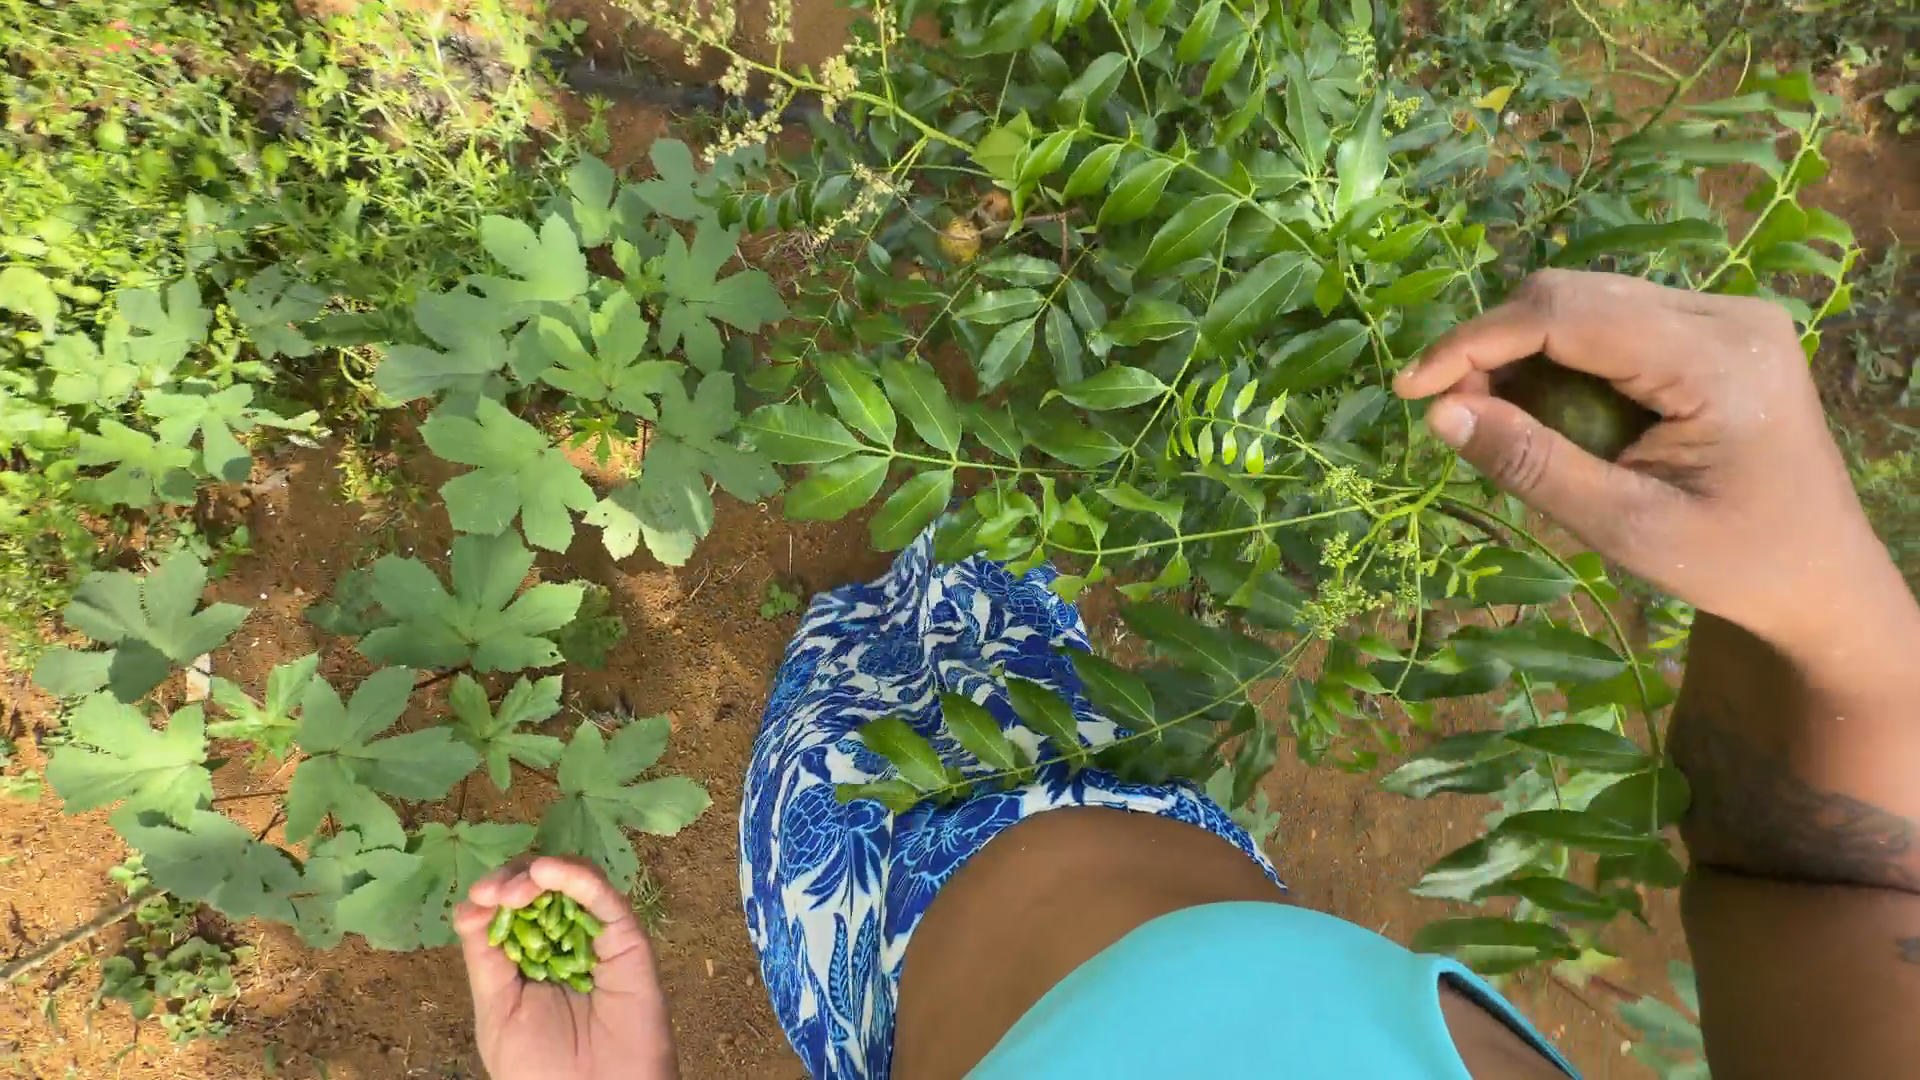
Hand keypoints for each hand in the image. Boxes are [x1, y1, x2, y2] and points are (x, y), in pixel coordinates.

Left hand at [454, 856, 678, 1079]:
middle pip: (542, 883)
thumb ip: (487, 961)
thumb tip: (469, 906)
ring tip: (518, 889)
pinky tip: (549, 872)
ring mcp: (596, 928)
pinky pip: (604, 896)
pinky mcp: (625, 931)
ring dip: (542, 873)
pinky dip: (576, 877)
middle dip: (514, 878)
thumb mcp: (498, 1014)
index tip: (477, 899)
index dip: (494, 892)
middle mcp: (564, 933)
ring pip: (574, 879)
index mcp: (529, 952)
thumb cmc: (541, 1067)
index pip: (511, 905)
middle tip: (496, 893)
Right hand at [1392, 269, 1898, 652]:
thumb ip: (1530, 463)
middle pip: (1565, 295)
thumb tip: (1438, 412)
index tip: (1408, 389)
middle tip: (1446, 409)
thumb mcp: (1619, 524)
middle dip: (1485, 345)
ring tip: (1480, 413)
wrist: (1816, 574)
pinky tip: (1526, 405)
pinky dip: (1538, 358)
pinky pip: (1593, 323)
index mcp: (1717, 359)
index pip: (1565, 316)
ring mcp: (1715, 318)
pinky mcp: (1698, 334)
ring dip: (1507, 351)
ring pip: (1573, 302)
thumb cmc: (1728, 559)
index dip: (1472, 343)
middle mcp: (1722, 316)